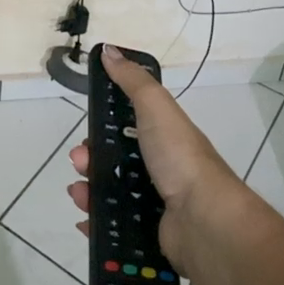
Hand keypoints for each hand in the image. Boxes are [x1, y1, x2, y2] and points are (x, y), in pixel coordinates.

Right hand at [67, 45, 242, 265]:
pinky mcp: (149, 234)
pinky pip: (115, 227)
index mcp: (164, 138)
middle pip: (115, 161)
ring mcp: (155, 204)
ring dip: (88, 190)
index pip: (127, 128)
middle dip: (91, 159)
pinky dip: (96, 223)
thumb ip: (132, 80)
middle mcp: (161, 169)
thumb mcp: (156, 107)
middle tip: (79, 162)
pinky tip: (84, 219)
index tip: (88, 130)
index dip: (104, 127)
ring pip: (111, 193)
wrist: (204, 220)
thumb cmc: (179, 158)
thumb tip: (109, 50)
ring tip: (79, 193)